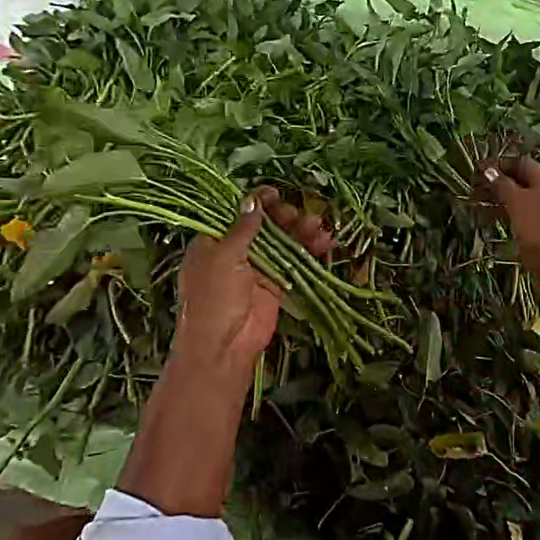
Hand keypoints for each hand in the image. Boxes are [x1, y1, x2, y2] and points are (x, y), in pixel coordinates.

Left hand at [171, 187, 334, 377]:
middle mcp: (236, 251)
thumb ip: (243, 228)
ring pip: (283, 242)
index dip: (256, 202)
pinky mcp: (276, 284)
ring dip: (301, 232)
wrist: (223, 346)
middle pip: (264, 226)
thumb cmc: (214, 298)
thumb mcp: (223, 257)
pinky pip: (295, 261)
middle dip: (284, 217)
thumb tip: (253, 200)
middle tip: (300, 214)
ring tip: (319, 226)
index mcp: (213, 241)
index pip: (237, 213)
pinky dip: (310, 251)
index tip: (275, 193)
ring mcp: (257, 268)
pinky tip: (325, 243)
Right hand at [480, 157, 539, 278]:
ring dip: (498, 199)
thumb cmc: (537, 226)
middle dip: (496, 183)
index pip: (520, 163)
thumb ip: (502, 184)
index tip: (478, 171)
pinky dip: (504, 212)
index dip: (499, 165)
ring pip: (518, 198)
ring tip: (476, 203)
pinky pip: (519, 212)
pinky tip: (488, 217)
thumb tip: (488, 171)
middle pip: (519, 180)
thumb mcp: (516, 201)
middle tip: (474, 188)